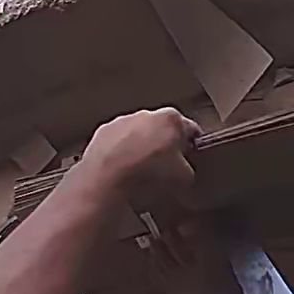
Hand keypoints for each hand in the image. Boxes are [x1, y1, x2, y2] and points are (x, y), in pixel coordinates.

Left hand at [70, 109, 200, 212]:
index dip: (192, 145)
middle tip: (164, 167)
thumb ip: (187, 169)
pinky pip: (116, 143)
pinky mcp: (101, 133)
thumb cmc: (149, 173)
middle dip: (163, 145)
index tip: (190, 156)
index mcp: (171, 119)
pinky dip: (119, 154)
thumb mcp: (183, 178)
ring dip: (139, 148)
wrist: (108, 178)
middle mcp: (146, 114)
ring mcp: (121, 122)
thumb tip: (182, 171)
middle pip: (160, 129)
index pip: (189, 129)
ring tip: (139, 172)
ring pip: (136, 134)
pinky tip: (120, 171)